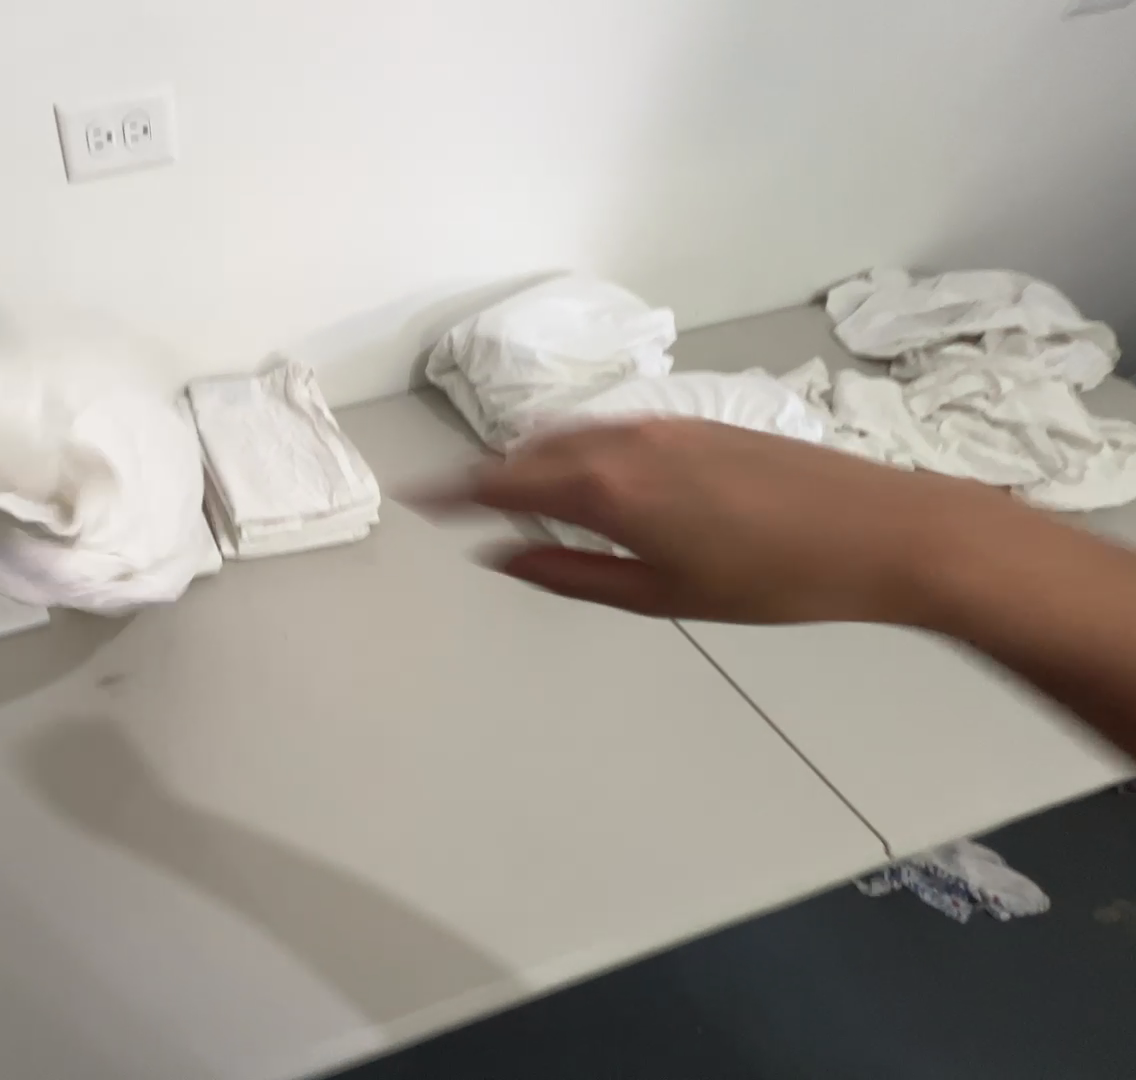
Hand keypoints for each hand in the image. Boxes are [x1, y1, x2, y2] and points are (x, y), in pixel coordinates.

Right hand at [424, 418, 1063, 625]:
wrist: (891, 530)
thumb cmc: (768, 580)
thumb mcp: (656, 593)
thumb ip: (567, 574)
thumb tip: (500, 556)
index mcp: (602, 488)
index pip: (499, 482)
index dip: (449, 491)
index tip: (412, 495)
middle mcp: (618, 442)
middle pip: (526, 453)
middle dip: (487, 479)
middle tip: (463, 507)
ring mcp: (655, 425)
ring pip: (563, 435)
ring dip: (529, 462)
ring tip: (518, 496)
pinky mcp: (688, 421)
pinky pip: (601, 428)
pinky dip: (569, 449)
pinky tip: (585, 478)